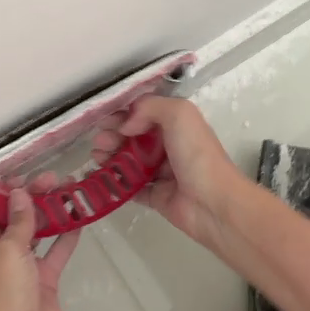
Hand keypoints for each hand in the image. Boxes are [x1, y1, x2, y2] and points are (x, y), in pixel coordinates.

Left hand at [0, 186, 79, 310]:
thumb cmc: (5, 295)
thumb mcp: (8, 251)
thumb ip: (18, 221)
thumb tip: (19, 193)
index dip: (6, 190)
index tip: (26, 174)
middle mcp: (0, 250)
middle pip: (17, 215)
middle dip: (33, 195)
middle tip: (56, 177)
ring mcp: (24, 265)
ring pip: (38, 230)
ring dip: (52, 211)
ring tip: (72, 187)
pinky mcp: (45, 279)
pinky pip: (57, 251)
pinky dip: (67, 235)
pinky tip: (81, 216)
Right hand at [92, 95, 245, 248]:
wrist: (212, 203)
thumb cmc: (197, 155)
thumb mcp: (179, 114)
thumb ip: (149, 107)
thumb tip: (126, 125)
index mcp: (176, 125)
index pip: (143, 115)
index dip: (122, 115)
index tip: (104, 121)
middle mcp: (169, 146)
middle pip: (133, 138)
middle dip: (112, 136)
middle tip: (99, 142)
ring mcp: (161, 173)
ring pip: (129, 162)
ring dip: (109, 158)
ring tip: (97, 158)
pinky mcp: (155, 196)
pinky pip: (130, 188)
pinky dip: (114, 183)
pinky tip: (99, 179)